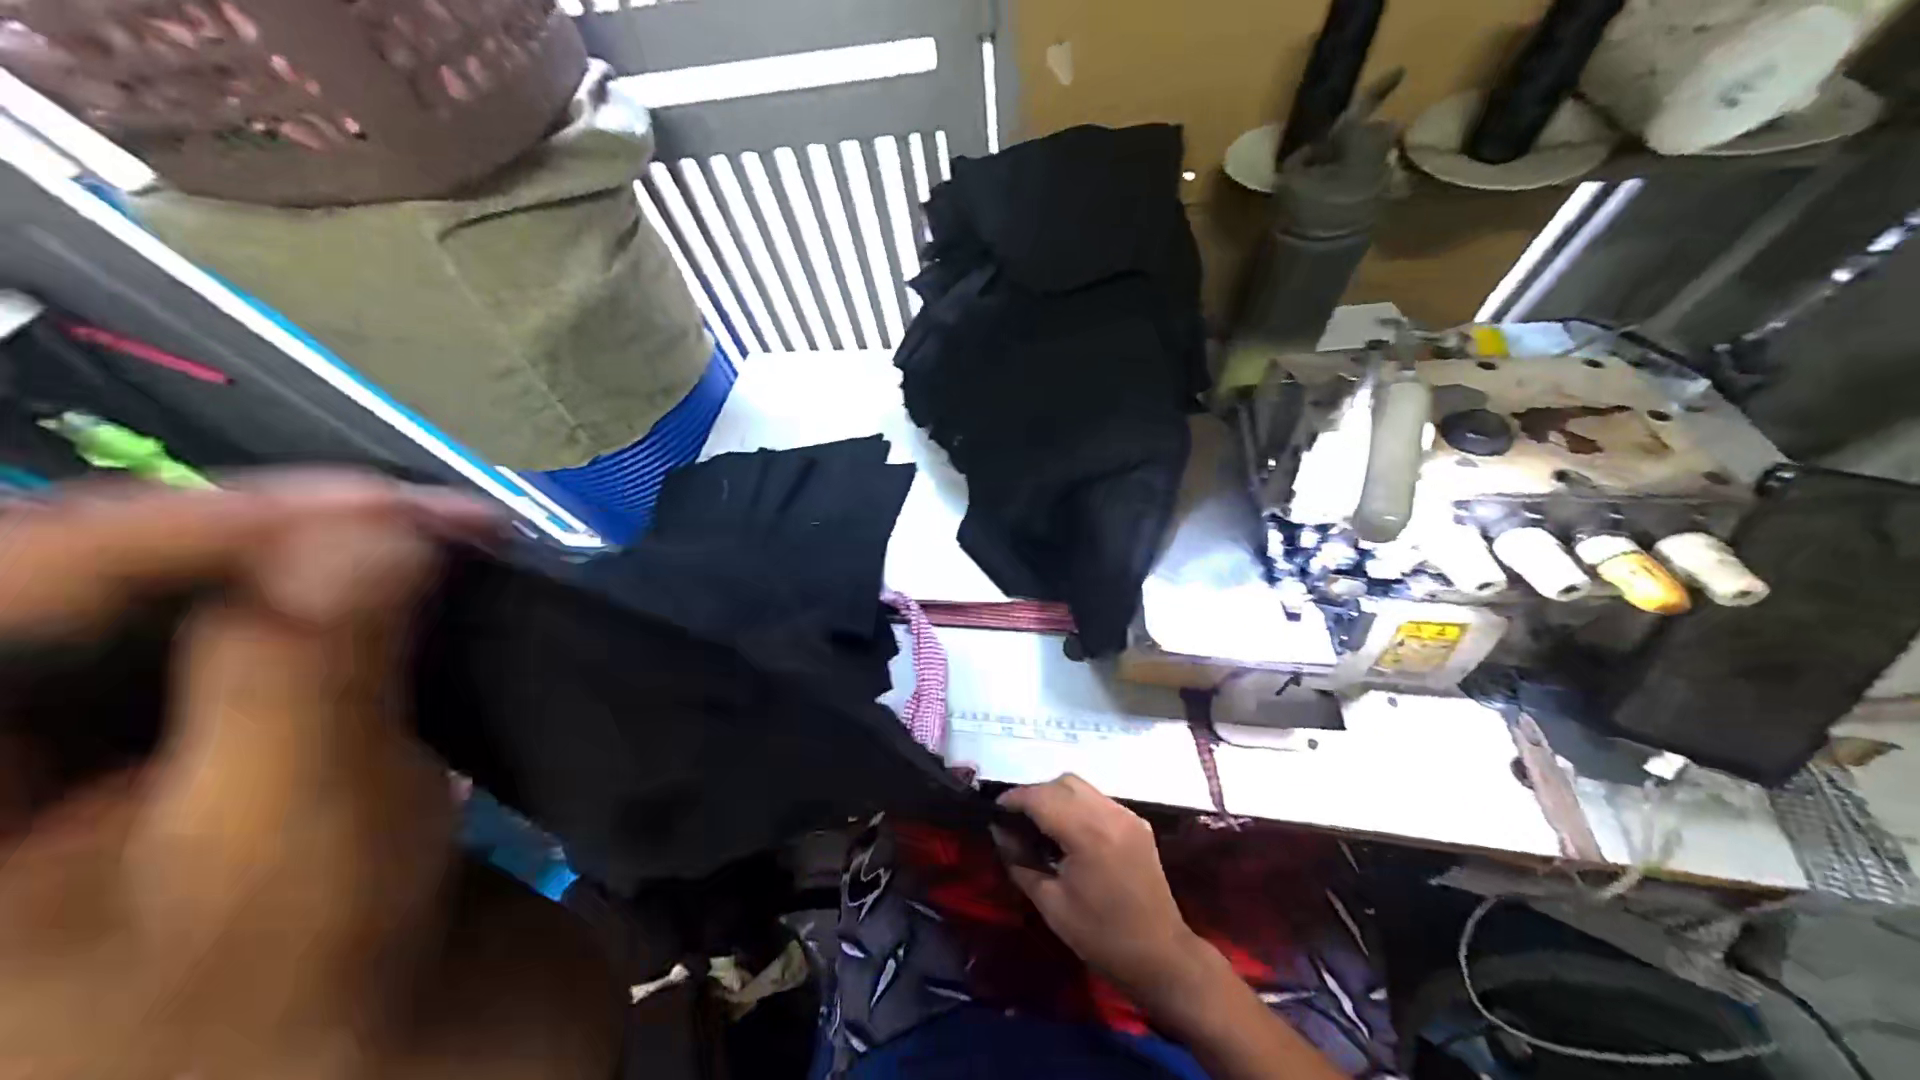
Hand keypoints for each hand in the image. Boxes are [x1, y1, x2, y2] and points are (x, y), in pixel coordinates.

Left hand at [0, 474, 616, 1079]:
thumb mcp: (297, 838)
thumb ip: (311, 669)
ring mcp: (83, 741)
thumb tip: (377, 525)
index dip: (204, 528)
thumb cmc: (312, 994)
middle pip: (94, 579)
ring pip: (181, 593)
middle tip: (424, 517)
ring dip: (315, 558)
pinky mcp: (186, 732)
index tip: (387, 505)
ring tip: (428, 536)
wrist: (385, 1057)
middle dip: (275, 534)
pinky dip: (332, 593)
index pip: (15, 590)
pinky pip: (239, 625)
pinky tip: (399, 579)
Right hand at [996, 778, 1349, 1079]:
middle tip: (1015, 821)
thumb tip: (1000, 830)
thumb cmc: (1101, 936)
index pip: (1040, 797)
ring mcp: (1127, 815)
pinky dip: (1077, 804)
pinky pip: (1098, 799)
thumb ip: (1020, 860)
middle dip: (1034, 795)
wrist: (1161, 956)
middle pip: (1062, 782)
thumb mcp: (1050, 903)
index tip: (993, 812)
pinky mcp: (1137, 823)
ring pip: (1081, 786)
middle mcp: (1109, 813)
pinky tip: (1068, 831)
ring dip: (1056, 796)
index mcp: (1087, 832)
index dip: (1012, 800)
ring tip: (1039, 824)